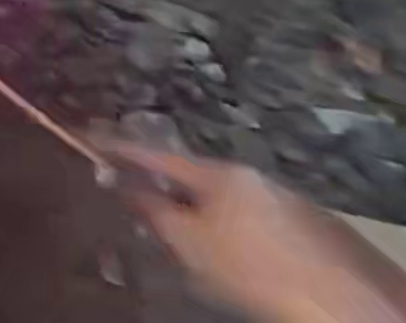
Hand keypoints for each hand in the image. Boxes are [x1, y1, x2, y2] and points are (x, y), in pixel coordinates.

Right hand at [111, 142, 405, 322]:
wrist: (359, 316)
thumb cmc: (255, 270)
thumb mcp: (186, 240)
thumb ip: (147, 205)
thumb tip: (117, 180)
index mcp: (222, 172)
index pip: (153, 153)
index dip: (115, 147)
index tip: (85, 139)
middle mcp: (258, 178)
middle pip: (197, 177)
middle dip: (167, 187)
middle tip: (140, 199)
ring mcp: (300, 206)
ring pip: (234, 201)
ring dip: (207, 210)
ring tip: (189, 231)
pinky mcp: (330, 236)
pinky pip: (266, 222)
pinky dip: (243, 229)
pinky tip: (241, 252)